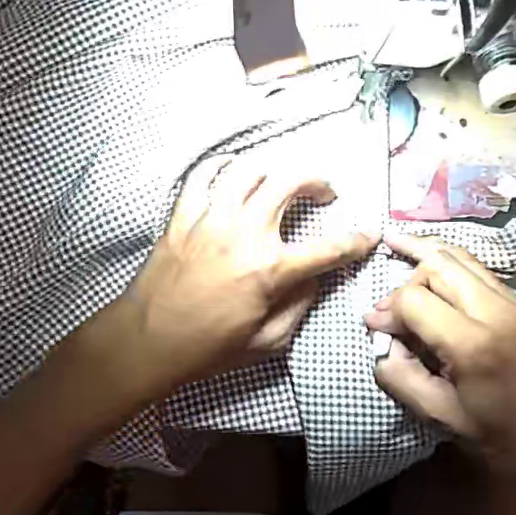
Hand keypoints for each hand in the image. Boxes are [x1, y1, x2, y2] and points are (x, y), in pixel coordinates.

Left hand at [77, 155, 378, 400]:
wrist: (145, 343)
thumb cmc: (208, 348)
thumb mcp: (268, 341)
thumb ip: (298, 305)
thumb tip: (314, 277)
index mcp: (269, 271)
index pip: (327, 249)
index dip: (357, 240)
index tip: (370, 234)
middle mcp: (244, 235)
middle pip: (289, 183)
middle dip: (317, 181)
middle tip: (325, 193)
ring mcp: (209, 220)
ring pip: (249, 170)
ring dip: (275, 169)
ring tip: (283, 181)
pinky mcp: (182, 216)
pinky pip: (203, 175)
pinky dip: (224, 166)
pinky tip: (235, 171)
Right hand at [364, 233, 515, 494]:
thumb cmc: (512, 445)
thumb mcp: (447, 421)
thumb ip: (404, 379)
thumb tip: (382, 345)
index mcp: (474, 344)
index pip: (414, 299)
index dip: (386, 310)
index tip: (374, 329)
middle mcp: (497, 310)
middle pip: (439, 264)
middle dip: (406, 274)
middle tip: (386, 301)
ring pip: (464, 257)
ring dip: (429, 256)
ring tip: (398, 244)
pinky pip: (482, 272)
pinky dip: (453, 267)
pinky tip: (436, 273)